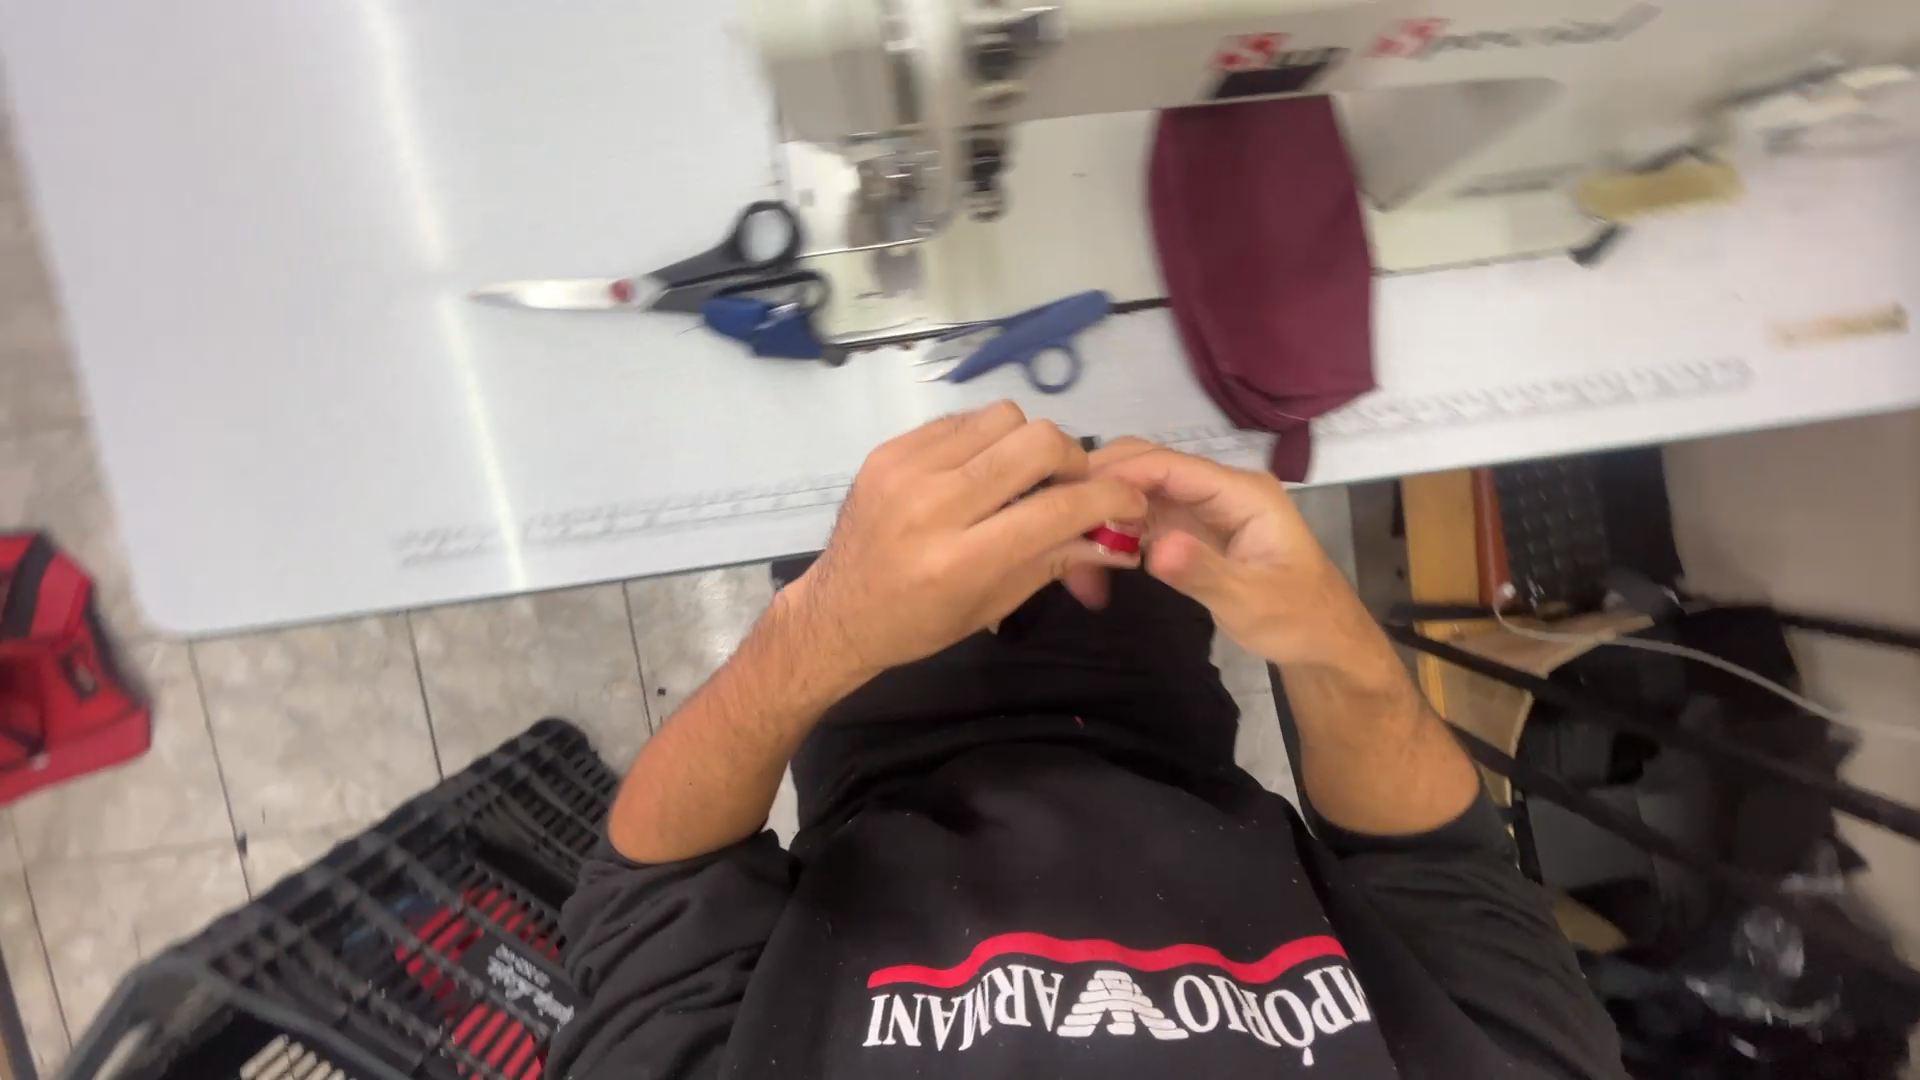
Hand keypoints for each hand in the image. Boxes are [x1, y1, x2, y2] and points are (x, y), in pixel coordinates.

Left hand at [786, 402, 1146, 677]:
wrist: (838, 611)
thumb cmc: (920, 623)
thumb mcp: (993, 605)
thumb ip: (1056, 560)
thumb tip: (1118, 536)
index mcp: (961, 560)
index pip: (1057, 507)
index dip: (1109, 499)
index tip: (1127, 501)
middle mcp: (933, 505)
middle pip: (1036, 442)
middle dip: (1073, 459)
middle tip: (1069, 484)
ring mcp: (905, 470)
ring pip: (1003, 417)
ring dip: (1028, 443)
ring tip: (1021, 476)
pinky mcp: (889, 451)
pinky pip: (962, 419)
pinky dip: (986, 440)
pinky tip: (980, 469)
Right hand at [1082, 439, 1368, 666]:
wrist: (1321, 641)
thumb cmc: (1297, 619)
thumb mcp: (1252, 601)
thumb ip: (1204, 572)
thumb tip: (1155, 549)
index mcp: (1240, 492)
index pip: (1170, 465)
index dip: (1120, 473)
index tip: (1072, 494)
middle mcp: (1217, 490)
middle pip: (1149, 466)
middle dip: (1104, 483)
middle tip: (1058, 513)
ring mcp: (1201, 508)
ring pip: (1139, 490)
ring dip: (1104, 508)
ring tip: (1068, 535)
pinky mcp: (1188, 529)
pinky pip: (1142, 517)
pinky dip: (1115, 529)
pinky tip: (1092, 551)